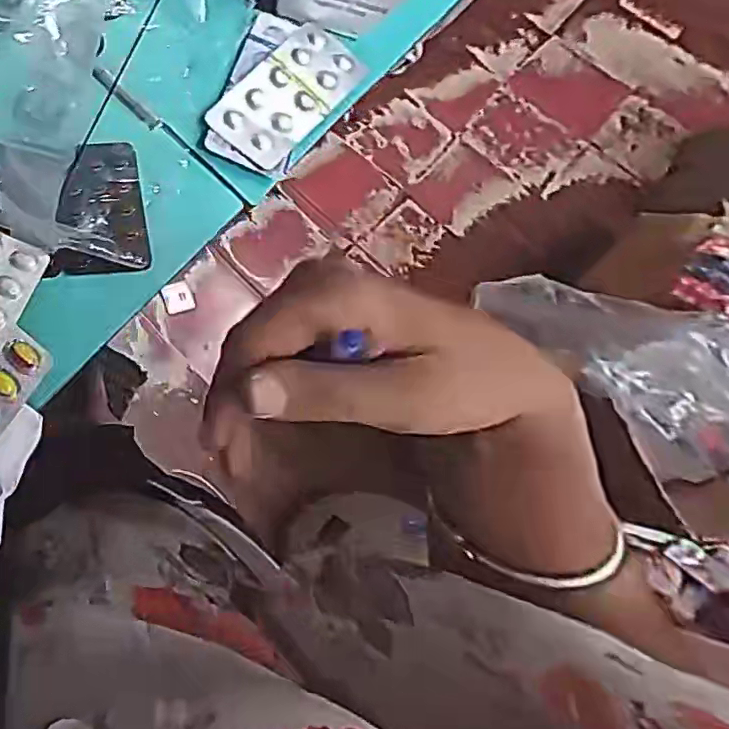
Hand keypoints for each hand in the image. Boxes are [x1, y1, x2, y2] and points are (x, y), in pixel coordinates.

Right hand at [202, 259, 576, 452]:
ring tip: (233, 442)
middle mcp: (316, 277)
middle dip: (230, 397)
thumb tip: (246, 391)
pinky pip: (274, 342)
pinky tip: (257, 411)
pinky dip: (261, 380)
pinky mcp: (320, 304)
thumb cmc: (468, 386)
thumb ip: (326, 393)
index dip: (230, 393)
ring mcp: (316, 287)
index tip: (219, 444)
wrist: (508, 372)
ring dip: (240, 391)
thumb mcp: (405, 399)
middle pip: (249, 339)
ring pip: (255, 342)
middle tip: (222, 451)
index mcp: (335, 291)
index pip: (255, 340)